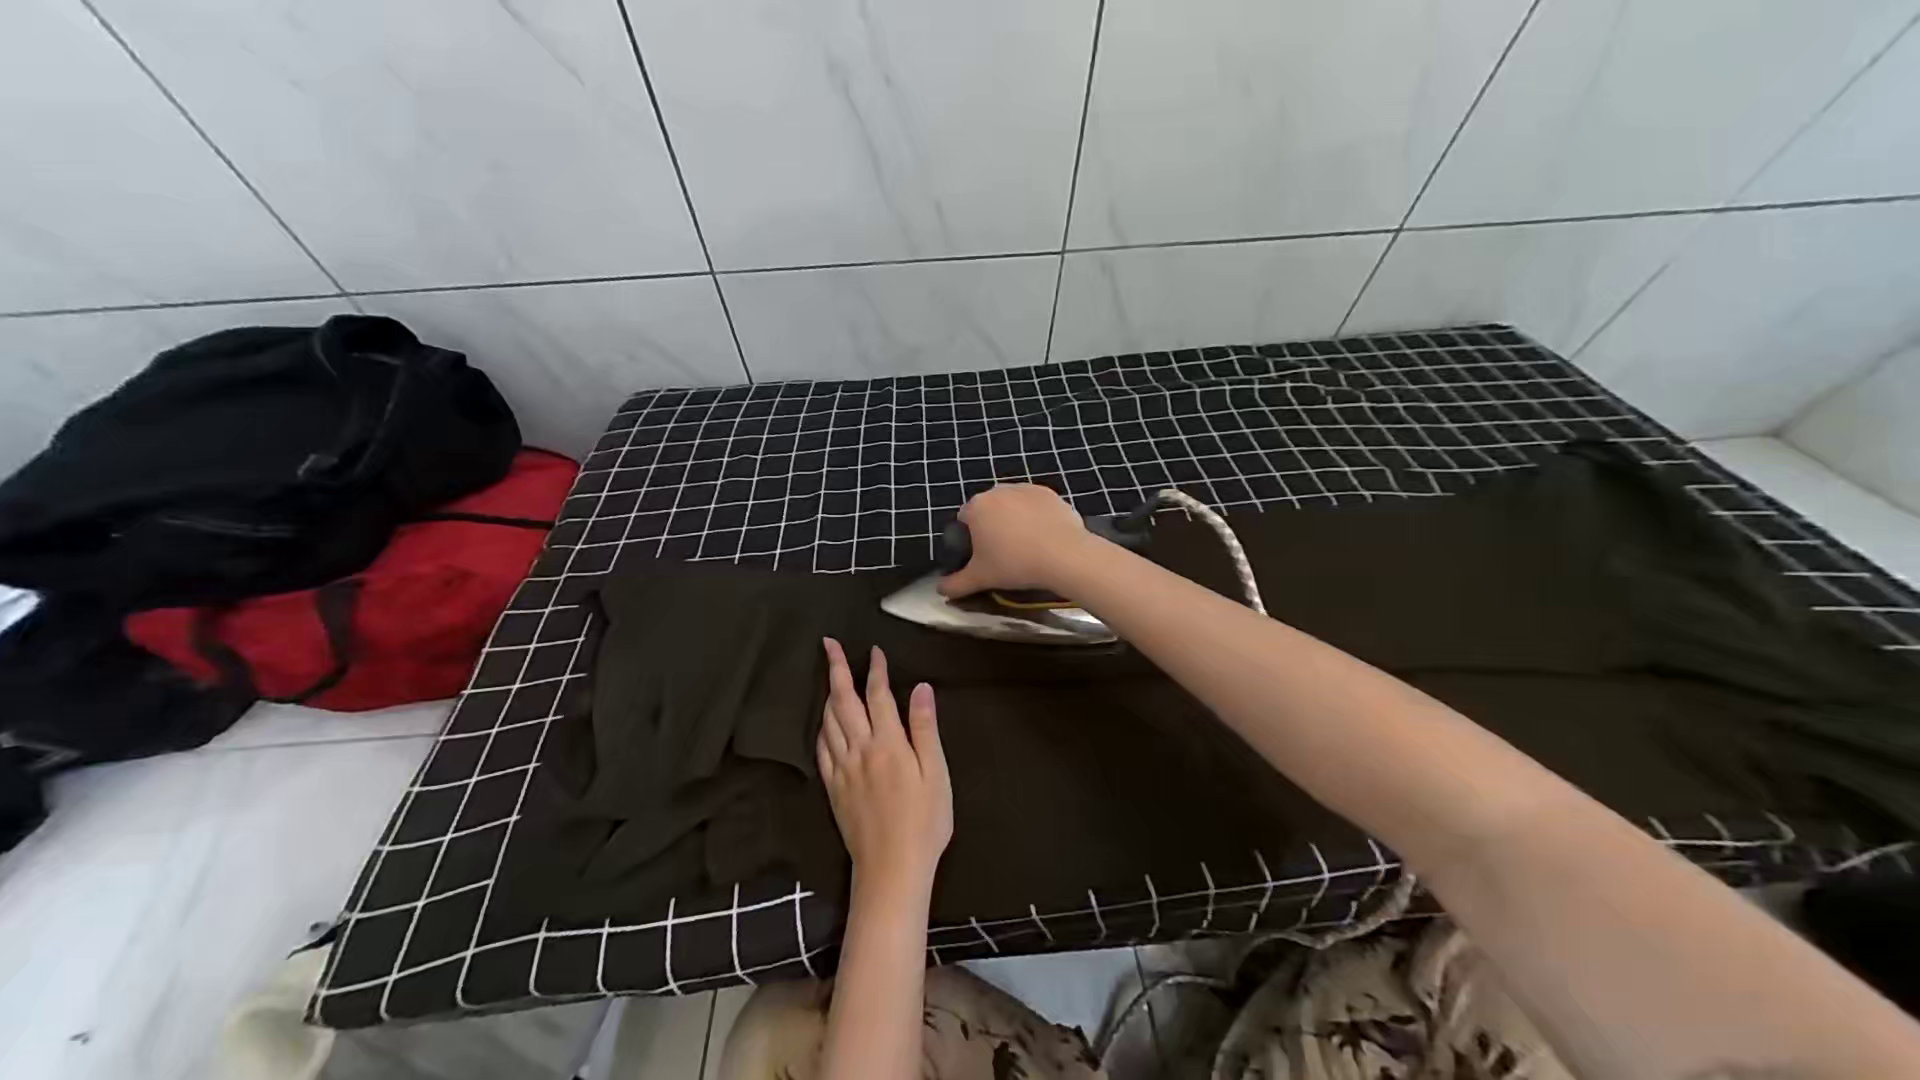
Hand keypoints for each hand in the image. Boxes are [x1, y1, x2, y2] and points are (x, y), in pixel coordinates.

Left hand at [817, 639, 952, 890]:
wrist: (891, 869)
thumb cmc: (925, 821)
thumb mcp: (936, 773)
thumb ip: (925, 729)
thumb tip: (920, 688)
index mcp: (888, 743)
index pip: (878, 695)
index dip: (875, 669)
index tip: (873, 649)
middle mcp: (859, 750)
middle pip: (843, 701)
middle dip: (836, 669)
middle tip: (828, 644)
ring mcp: (841, 770)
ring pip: (828, 722)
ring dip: (828, 694)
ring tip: (829, 677)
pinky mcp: (832, 789)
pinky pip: (820, 750)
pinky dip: (821, 728)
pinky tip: (823, 724)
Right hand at [936, 483, 1091, 598]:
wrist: (1064, 555)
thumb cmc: (1015, 564)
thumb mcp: (980, 578)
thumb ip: (955, 584)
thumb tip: (939, 590)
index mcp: (977, 506)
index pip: (964, 519)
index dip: (970, 539)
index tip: (982, 556)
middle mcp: (998, 490)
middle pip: (989, 510)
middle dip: (992, 527)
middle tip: (1004, 554)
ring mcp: (1026, 488)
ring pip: (1013, 506)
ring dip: (1014, 520)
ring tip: (1026, 547)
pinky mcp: (1050, 493)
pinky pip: (1036, 506)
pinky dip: (1036, 518)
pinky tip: (1044, 537)